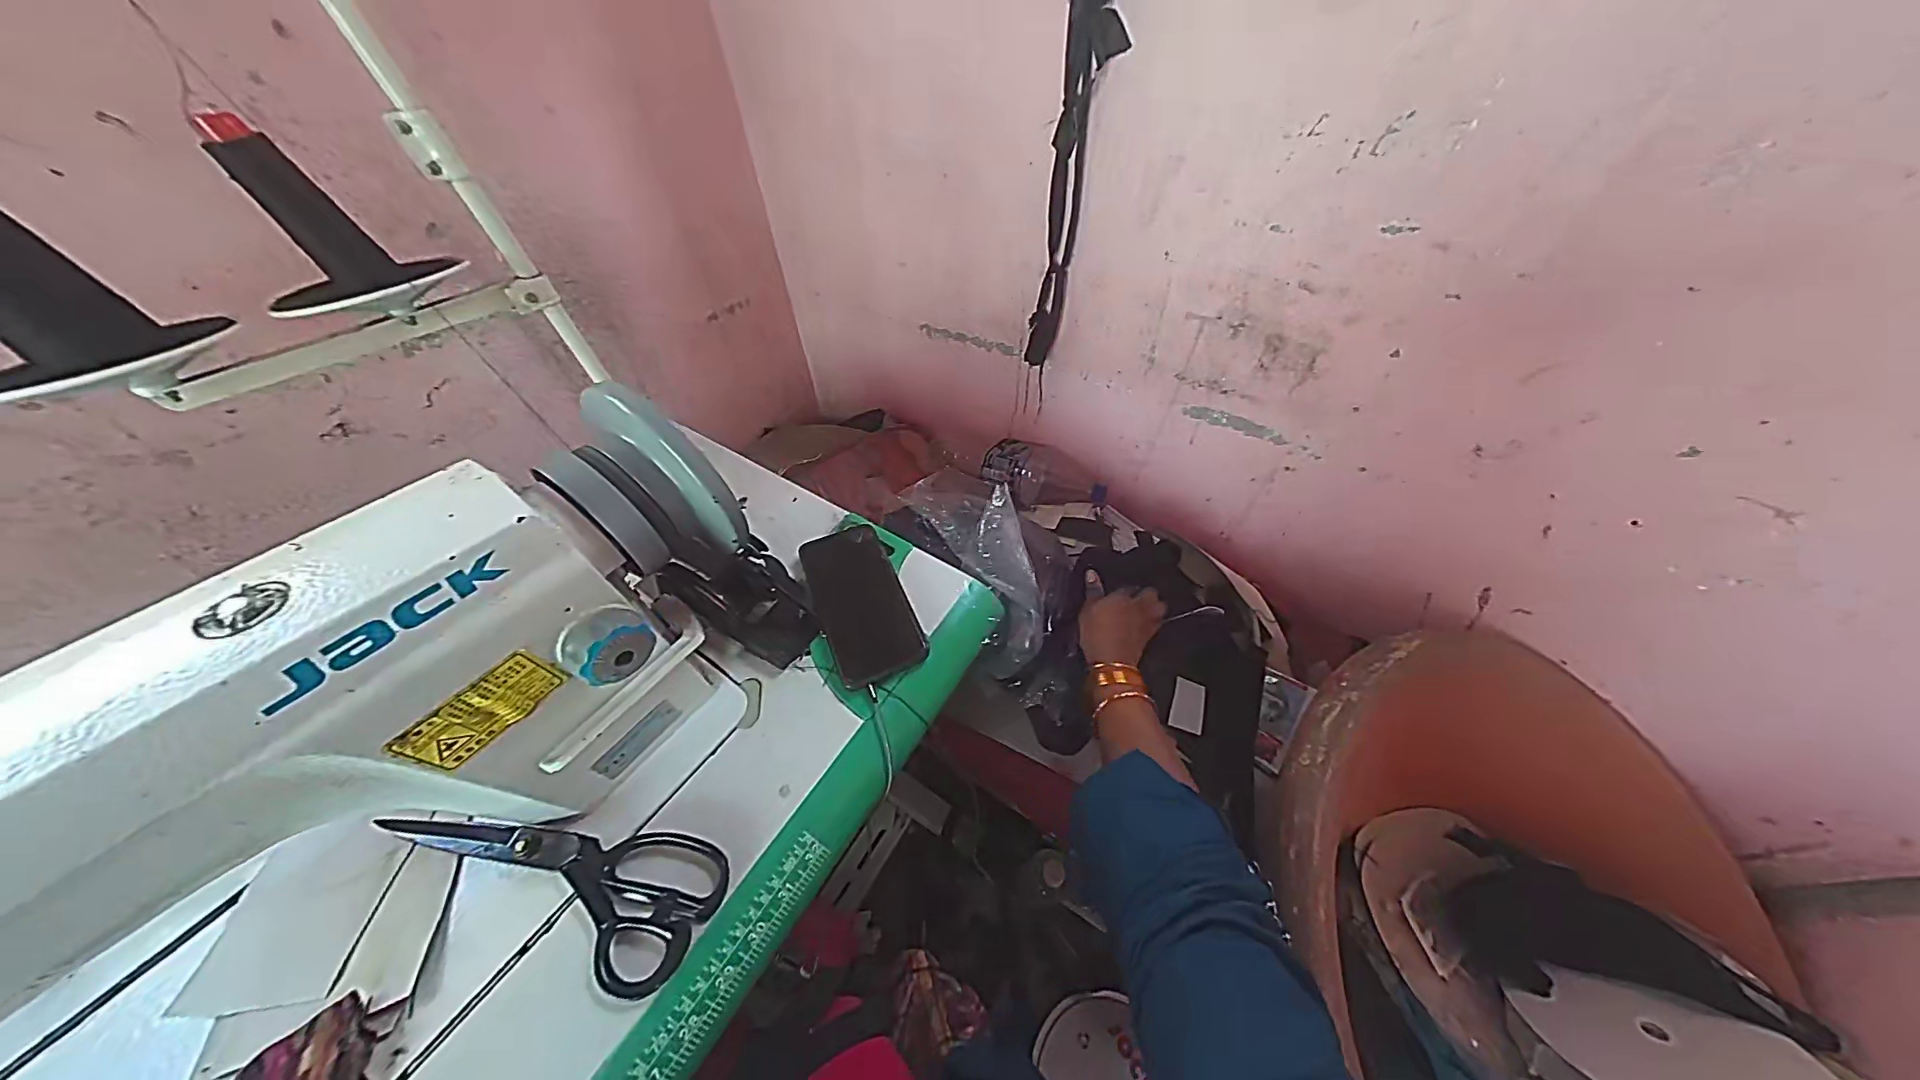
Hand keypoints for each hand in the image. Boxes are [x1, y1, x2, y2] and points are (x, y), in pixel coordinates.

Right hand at [1078, 570, 1165, 666]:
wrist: (1112, 661)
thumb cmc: (1097, 633)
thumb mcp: (1088, 610)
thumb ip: (1093, 591)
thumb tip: (1092, 574)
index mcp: (1124, 596)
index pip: (1128, 586)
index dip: (1124, 589)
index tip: (1118, 593)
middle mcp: (1140, 606)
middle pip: (1151, 593)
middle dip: (1147, 594)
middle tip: (1137, 597)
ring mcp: (1148, 621)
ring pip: (1160, 607)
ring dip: (1155, 607)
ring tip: (1145, 609)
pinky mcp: (1151, 636)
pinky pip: (1157, 623)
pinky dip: (1154, 621)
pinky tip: (1145, 624)